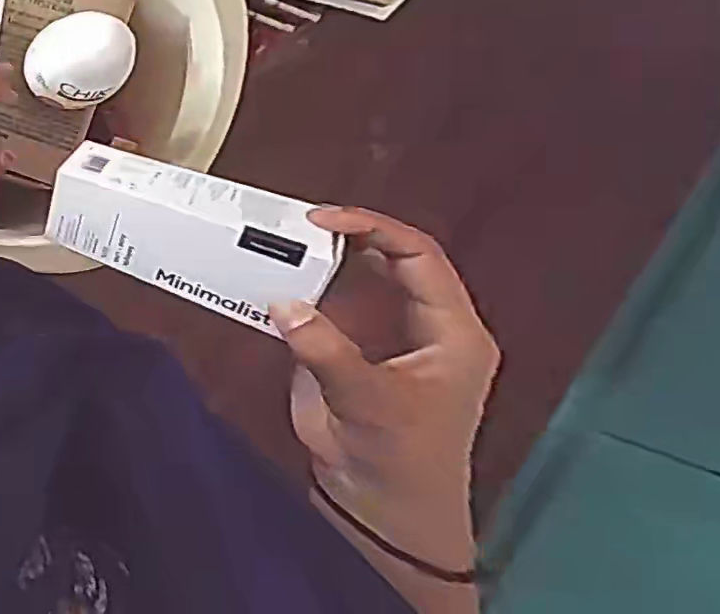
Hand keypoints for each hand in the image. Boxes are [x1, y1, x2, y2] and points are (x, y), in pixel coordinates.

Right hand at [270, 207, 499, 575]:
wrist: (378, 499)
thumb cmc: (400, 456)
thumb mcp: (371, 402)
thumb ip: (329, 352)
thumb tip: (284, 305)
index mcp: (450, 330)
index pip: (418, 256)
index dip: (374, 227)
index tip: (323, 219)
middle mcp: (416, 320)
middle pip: (385, 254)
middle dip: (343, 232)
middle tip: (295, 221)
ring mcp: (377, 328)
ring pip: (350, 271)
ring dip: (316, 253)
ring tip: (277, 237)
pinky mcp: (342, 339)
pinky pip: (319, 296)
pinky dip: (296, 280)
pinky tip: (269, 272)